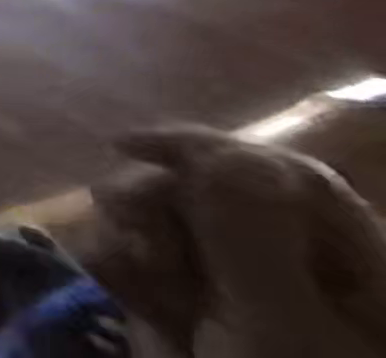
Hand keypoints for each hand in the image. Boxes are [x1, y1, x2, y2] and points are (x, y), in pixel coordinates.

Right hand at [88, 126, 385, 357]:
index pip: (283, 172)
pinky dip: (118, 271)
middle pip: (201, 188)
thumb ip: (253, 239)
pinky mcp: (184, 300)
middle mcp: (296, 267)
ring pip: (154, 216)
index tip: (124, 146)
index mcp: (358, 270)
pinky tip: (131, 307)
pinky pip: (131, 253)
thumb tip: (228, 152)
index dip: (204, 148)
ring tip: (148, 300)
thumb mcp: (278, 330)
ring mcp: (235, 286)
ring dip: (129, 244)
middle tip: (142, 247)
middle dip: (152, 205)